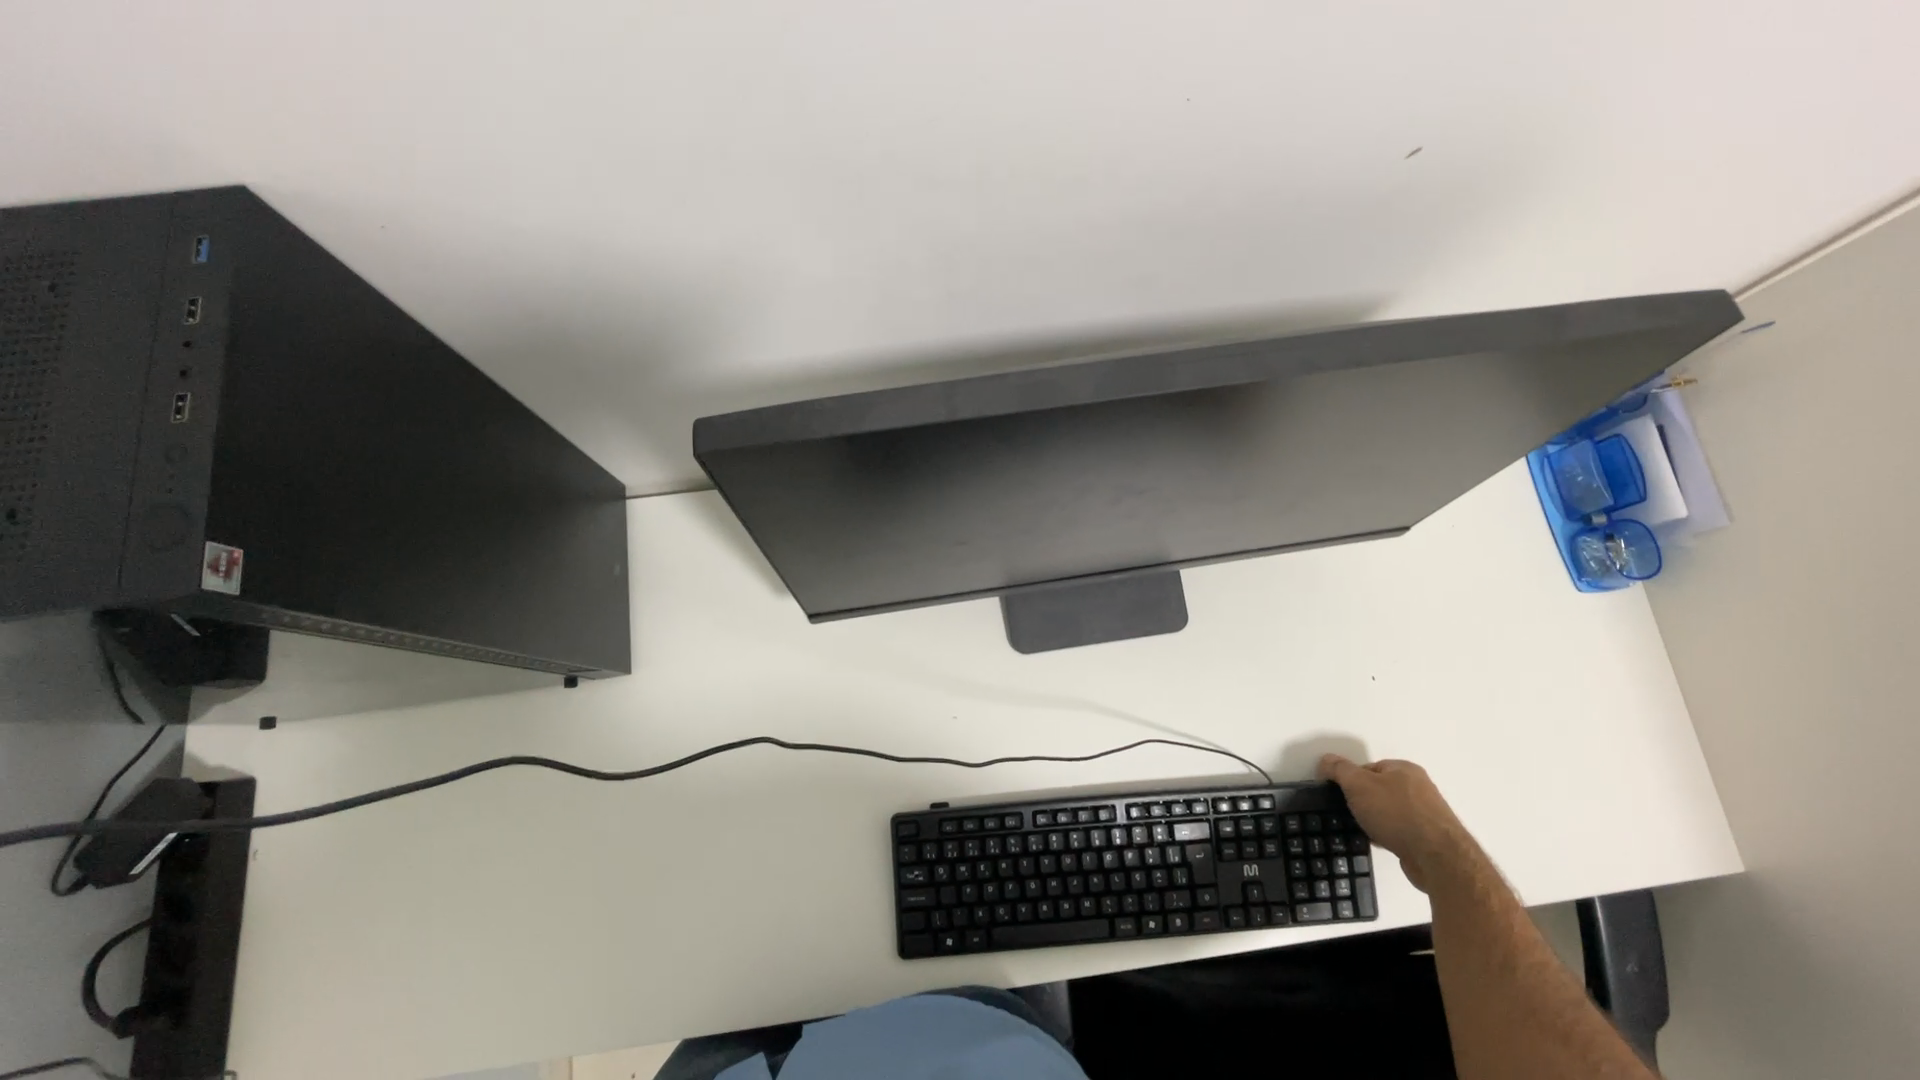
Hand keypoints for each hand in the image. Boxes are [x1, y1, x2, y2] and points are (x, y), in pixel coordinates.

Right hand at [1317, 755, 1475, 893]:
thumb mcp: (1358, 785)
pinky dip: (1387, 835)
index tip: (1339, 796)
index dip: (1350, 780)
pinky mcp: (1430, 837)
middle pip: (1379, 789)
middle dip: (1362, 801)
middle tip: (1348, 814)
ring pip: (1389, 812)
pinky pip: (1400, 831)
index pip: (1368, 768)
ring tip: (1362, 831)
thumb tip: (1326, 760)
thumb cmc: (1396, 814)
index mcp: (1404, 769)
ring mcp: (1427, 813)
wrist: (1437, 858)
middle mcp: (1419, 787)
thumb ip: (1339, 770)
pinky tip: (1379, 843)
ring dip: (1374, 820)